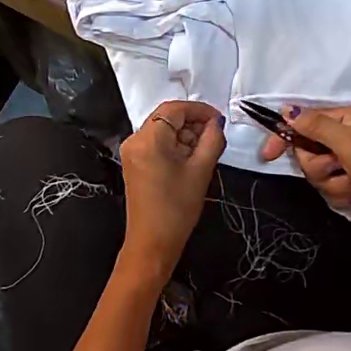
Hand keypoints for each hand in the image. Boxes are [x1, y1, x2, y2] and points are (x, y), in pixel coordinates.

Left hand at [119, 100, 225, 264]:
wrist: (152, 241)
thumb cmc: (177, 208)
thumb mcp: (201, 170)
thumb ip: (212, 140)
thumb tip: (216, 123)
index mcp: (148, 139)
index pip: (174, 109)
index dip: (199, 110)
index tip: (218, 119)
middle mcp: (135, 140)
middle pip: (166, 118)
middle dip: (192, 123)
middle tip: (215, 136)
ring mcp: (132, 152)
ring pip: (162, 130)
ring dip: (184, 135)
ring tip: (204, 152)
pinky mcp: (134, 163)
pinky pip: (156, 144)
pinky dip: (174, 146)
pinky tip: (190, 159)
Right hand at [259, 105, 350, 238]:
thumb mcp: (348, 139)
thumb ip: (314, 125)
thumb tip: (286, 109)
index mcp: (346, 120)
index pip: (304, 123)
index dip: (285, 136)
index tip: (268, 153)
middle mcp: (345, 140)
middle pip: (306, 152)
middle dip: (317, 164)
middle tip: (337, 165)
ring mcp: (348, 165)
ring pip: (316, 174)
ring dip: (333, 182)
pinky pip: (329, 190)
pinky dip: (342, 194)